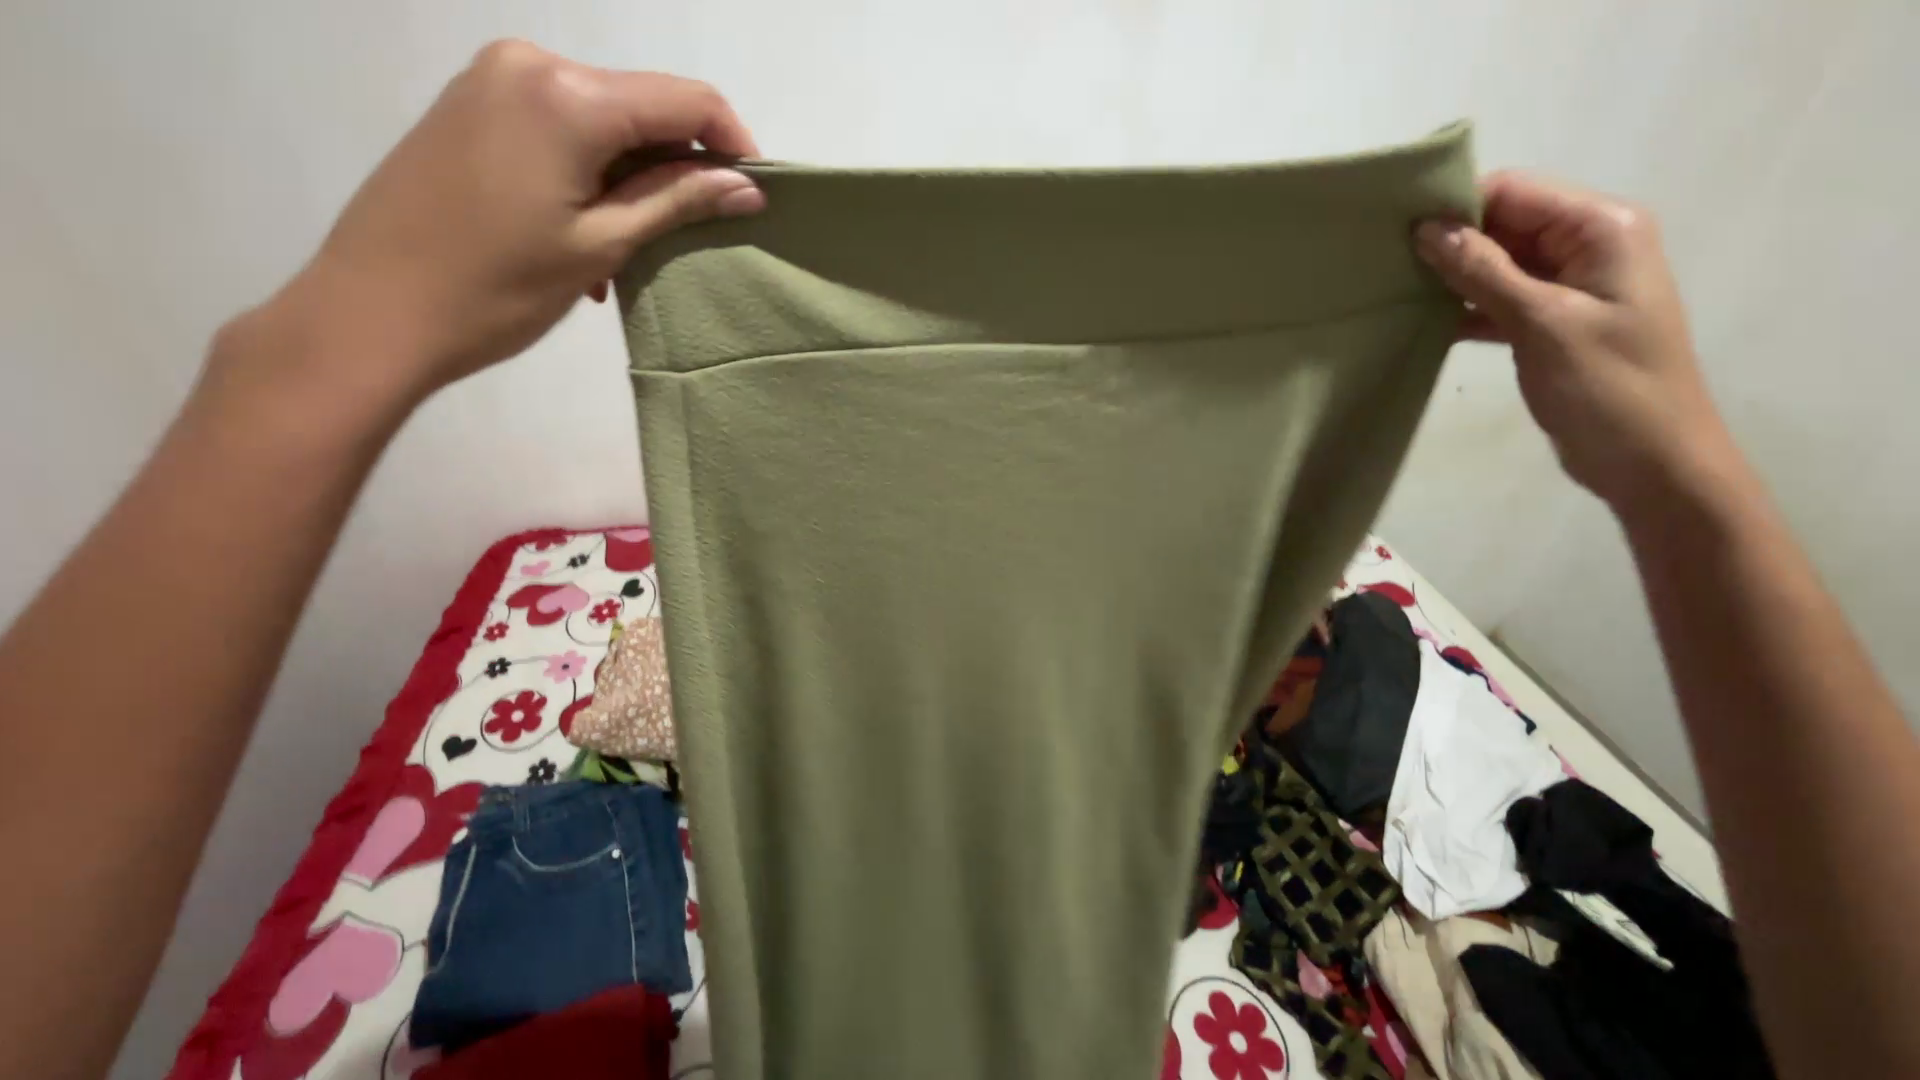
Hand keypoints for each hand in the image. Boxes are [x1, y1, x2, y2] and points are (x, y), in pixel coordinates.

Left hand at [229, 41, 765, 408]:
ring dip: (632, 176)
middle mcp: (529, 63)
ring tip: (627, 248)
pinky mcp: (470, 105)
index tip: (752, 195)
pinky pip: (559, 125)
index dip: (732, 144)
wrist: (370, 310)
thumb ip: (678, 201)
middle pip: (642, 105)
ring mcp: (492, 79)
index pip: (686, 99)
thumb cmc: (496, 287)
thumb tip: (747, 185)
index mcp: (568, 94)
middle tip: (686, 236)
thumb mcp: (601, 245)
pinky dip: (590, 171)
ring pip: (602, 120)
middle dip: (677, 165)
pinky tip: (584, 229)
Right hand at [1415, 173, 1732, 508]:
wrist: (1651, 461)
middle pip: (1505, 222)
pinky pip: (1500, 298)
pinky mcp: (1553, 321)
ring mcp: (1572, 285)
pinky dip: (1466, 308)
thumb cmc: (1608, 387)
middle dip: (1450, 241)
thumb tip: (1428, 229)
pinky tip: (1423, 323)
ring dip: (1452, 277)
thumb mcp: (1542, 323)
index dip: (1457, 207)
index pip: (1515, 192)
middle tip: (1386, 265)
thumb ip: (1484, 272)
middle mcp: (1590, 244)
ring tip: (1394, 292)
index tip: (1397, 233)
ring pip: (1498, 262)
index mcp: (1603, 228)